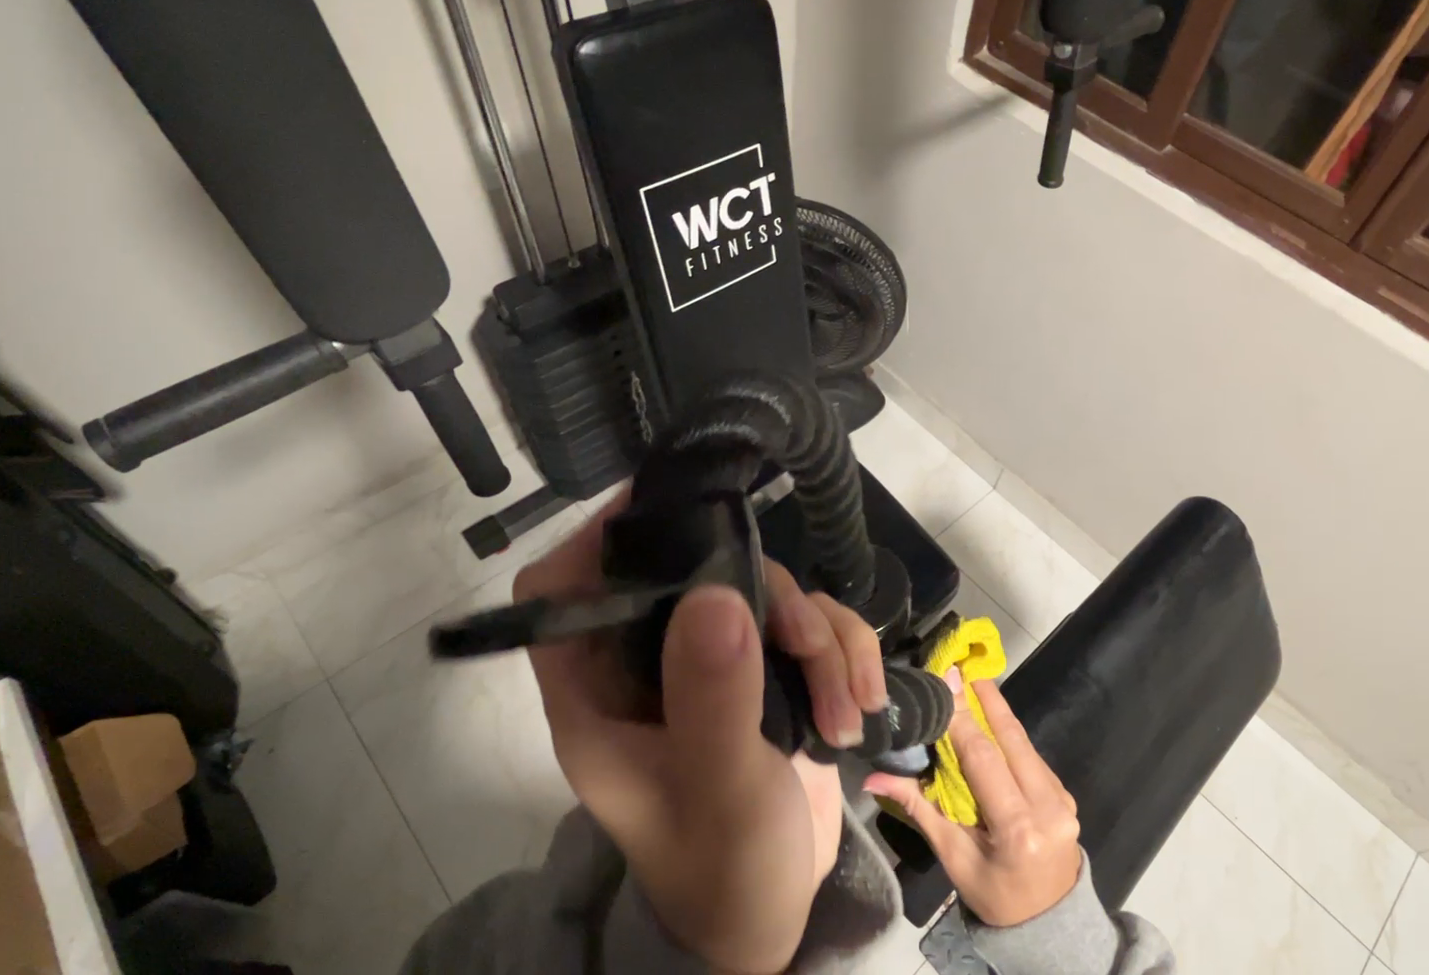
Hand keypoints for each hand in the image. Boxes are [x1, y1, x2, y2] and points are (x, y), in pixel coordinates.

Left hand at [515, 497, 887, 973]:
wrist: (775, 917)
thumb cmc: (723, 870)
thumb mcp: (718, 790)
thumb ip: (712, 700)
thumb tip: (717, 592)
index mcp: (601, 693)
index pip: (566, 593)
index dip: (602, 542)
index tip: (679, 511)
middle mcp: (655, 666)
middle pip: (700, 573)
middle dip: (770, 599)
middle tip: (806, 647)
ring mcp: (720, 664)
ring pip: (771, 594)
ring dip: (823, 640)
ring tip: (843, 713)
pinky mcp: (775, 672)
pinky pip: (816, 625)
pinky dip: (849, 655)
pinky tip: (863, 707)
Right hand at [864, 673, 1082, 927]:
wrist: (1048, 925)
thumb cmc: (993, 894)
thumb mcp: (954, 858)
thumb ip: (920, 809)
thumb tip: (873, 779)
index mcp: (1017, 828)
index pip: (984, 758)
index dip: (962, 717)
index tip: (946, 681)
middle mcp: (1048, 807)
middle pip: (1012, 740)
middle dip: (986, 701)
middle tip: (963, 668)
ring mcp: (1063, 800)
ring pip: (1025, 745)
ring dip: (999, 713)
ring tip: (975, 684)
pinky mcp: (1066, 796)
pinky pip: (1033, 758)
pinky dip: (1010, 737)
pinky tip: (992, 719)